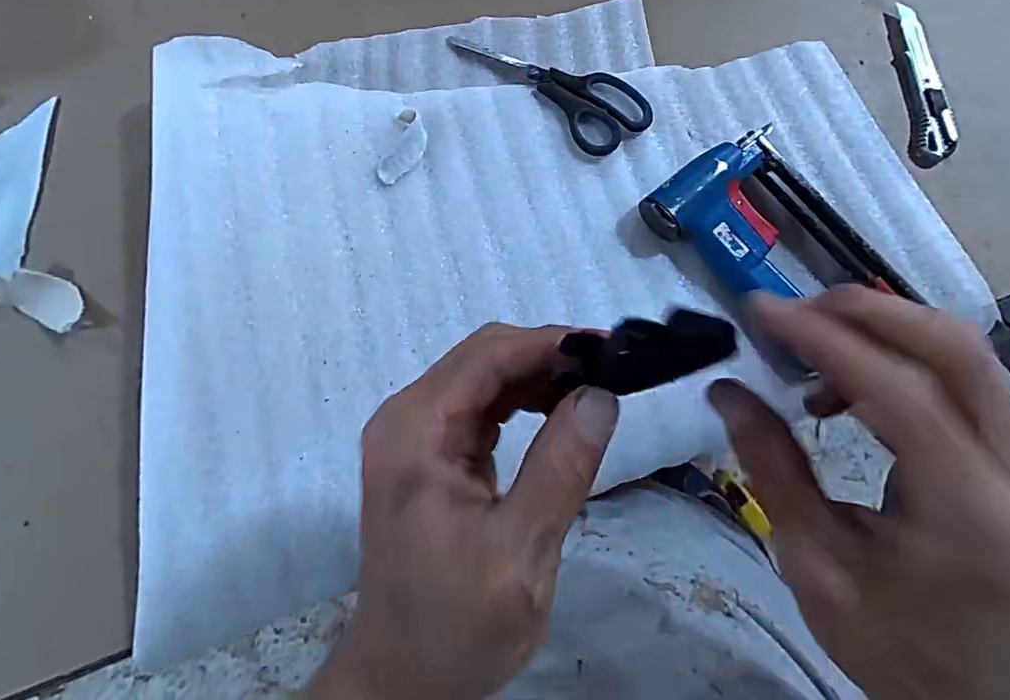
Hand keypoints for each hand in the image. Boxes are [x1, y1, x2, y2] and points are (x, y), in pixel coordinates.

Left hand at [308, 324, 618, 698]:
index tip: (607, 349)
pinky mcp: (433, 447)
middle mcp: (408, 417)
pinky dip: (527, 396)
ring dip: (541, 373)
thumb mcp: (519, 555)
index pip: (488, 356)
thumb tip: (601, 394)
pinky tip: (560, 411)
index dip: (549, 343)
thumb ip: (560, 468)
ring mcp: (417, 431)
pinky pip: (486, 399)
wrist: (402, 683)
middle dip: (548, 355)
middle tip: (607, 371)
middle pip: (486, 355)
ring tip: (592, 390)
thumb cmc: (453, 628)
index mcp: (415, 431)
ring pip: (489, 372)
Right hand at [709, 288, 1009, 699]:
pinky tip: (848, 386)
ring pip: (964, 353)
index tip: (764, 312)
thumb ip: (774, 471)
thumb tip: (729, 390)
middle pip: (956, 350)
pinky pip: (959, 377)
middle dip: (867, 312)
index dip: (828, 340)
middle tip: (795, 314)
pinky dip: (898, 359)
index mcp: (974, 521)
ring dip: (883, 329)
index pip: (905, 394)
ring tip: (813, 346)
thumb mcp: (817, 572)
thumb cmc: (896, 654)